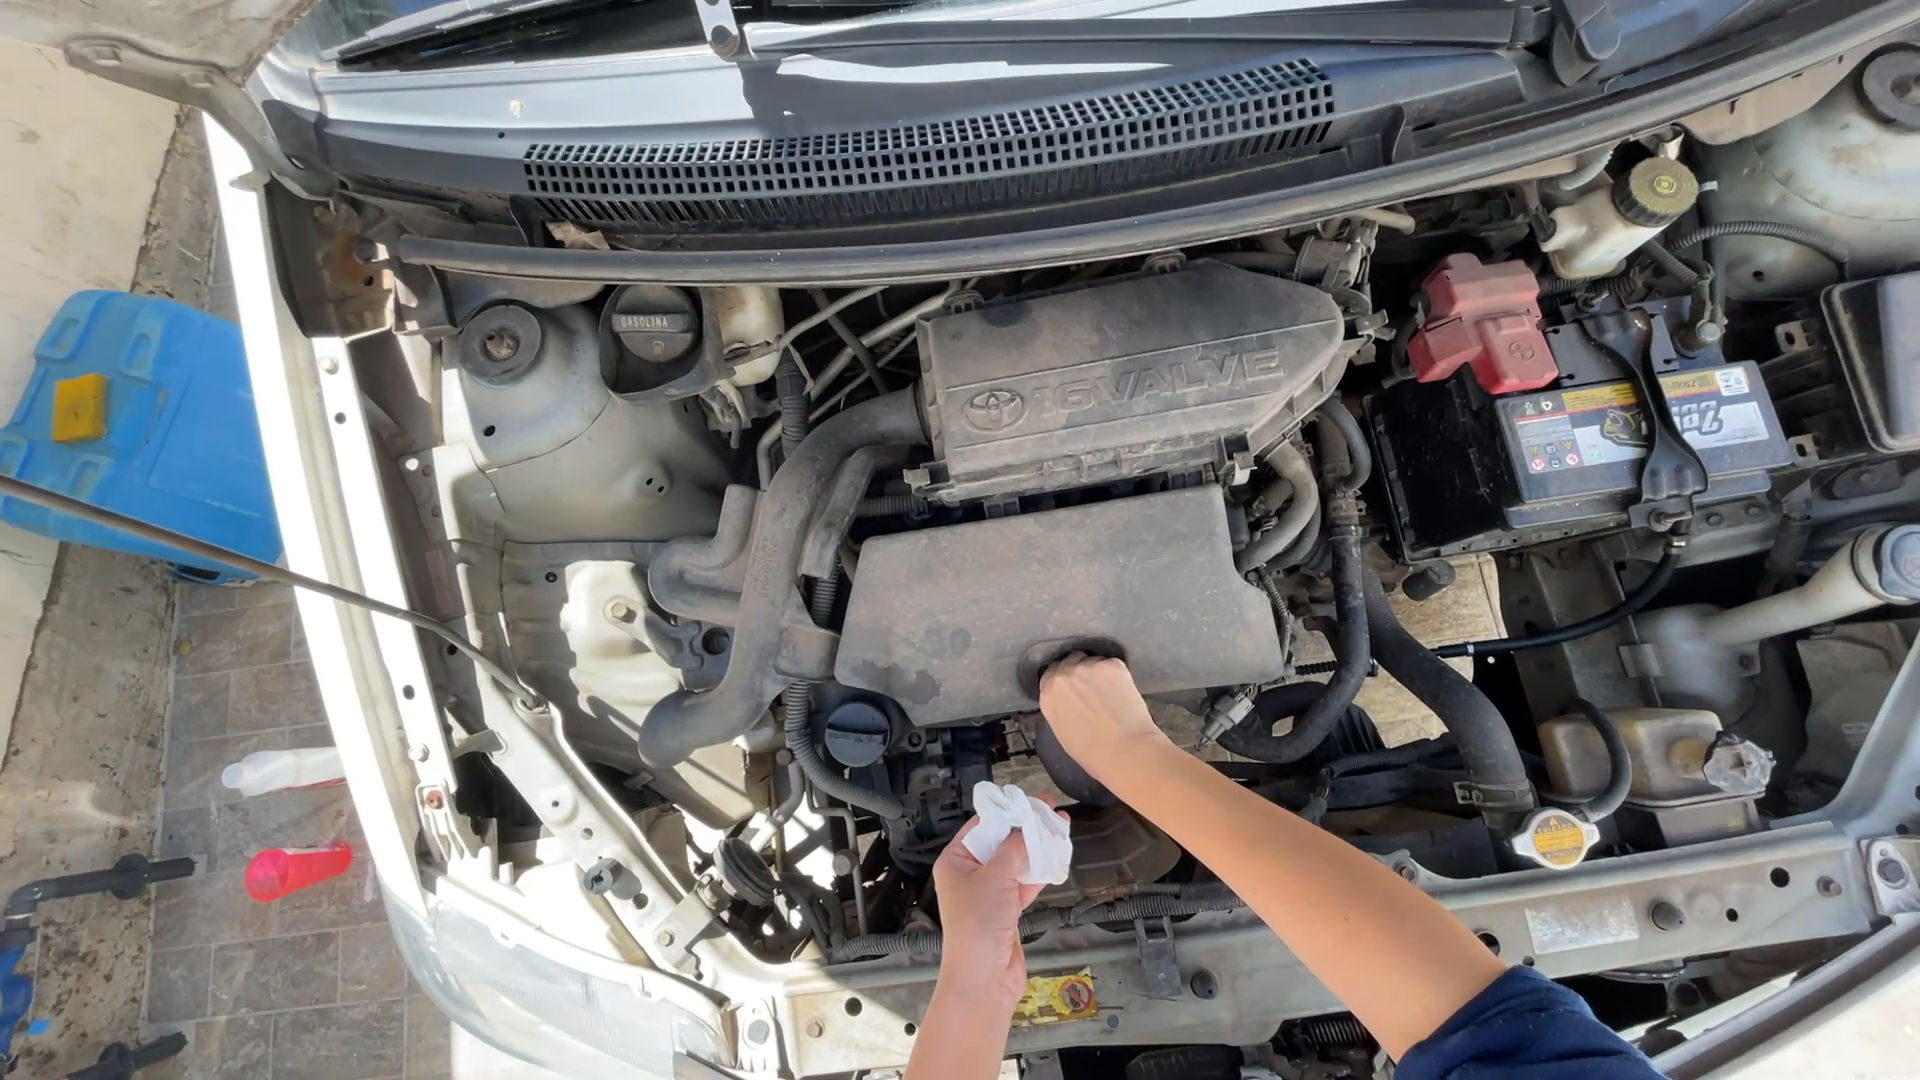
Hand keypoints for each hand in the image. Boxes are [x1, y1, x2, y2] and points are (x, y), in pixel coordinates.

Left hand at [932, 811, 1061, 1011]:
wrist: (983, 980)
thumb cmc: (978, 923)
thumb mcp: (996, 876)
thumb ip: (1015, 847)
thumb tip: (1030, 826)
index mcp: (955, 860)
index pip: (982, 825)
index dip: (1008, 811)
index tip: (1031, 799)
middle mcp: (969, 873)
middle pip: (1001, 842)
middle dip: (1026, 827)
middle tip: (1051, 808)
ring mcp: (989, 893)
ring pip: (1015, 862)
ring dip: (1037, 847)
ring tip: (1061, 827)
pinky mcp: (1006, 911)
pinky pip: (1024, 883)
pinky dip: (1040, 871)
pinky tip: (1058, 855)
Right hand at [1039, 653, 1170, 783]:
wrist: (1124, 751)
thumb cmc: (1094, 752)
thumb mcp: (1062, 730)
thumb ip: (1059, 707)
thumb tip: (1069, 700)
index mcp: (1048, 694)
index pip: (1051, 673)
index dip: (1064, 677)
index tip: (1073, 685)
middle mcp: (1064, 674)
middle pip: (1070, 660)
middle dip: (1080, 670)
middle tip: (1094, 687)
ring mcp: (1088, 666)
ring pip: (1093, 661)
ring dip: (1100, 672)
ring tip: (1112, 693)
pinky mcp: (1112, 665)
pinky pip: (1113, 664)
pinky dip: (1118, 675)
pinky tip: (1123, 694)